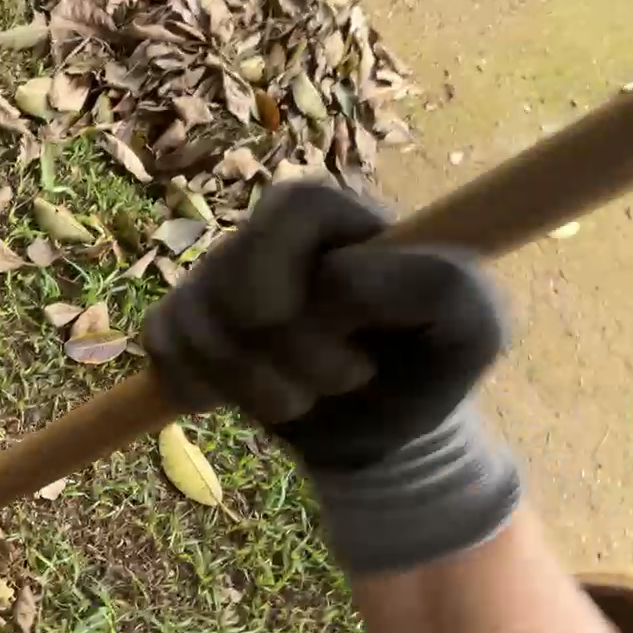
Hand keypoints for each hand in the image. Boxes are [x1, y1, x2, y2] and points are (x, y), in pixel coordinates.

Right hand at [145, 182, 520, 571]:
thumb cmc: (421, 369)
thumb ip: (438, 286)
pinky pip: (160, 345)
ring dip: (242, 380)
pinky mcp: (173, 323)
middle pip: (228, 268)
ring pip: (189, 317)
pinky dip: (197, 385)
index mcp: (337, 219)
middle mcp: (262, 240)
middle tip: (334, 381)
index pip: (295, 205)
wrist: (370, 426)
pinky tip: (237, 399)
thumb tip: (337, 275)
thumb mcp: (472, 330)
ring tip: (295, 403)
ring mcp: (209, 282)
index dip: (300, 277)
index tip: (341, 343)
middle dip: (273, 344)